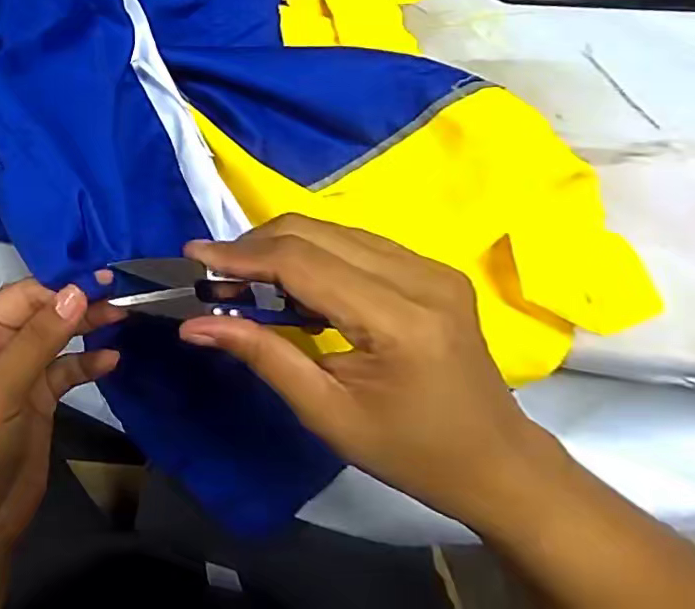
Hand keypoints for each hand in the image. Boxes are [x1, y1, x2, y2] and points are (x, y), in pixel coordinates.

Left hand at [0, 277, 123, 608]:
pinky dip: (88, 363)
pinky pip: (66, 370)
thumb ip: (40, 337)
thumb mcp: (4, 384)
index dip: (62, 285)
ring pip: (58, 338)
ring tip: (124, 317)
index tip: (103, 278)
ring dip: (87, 328)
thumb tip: (77, 290)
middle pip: (44, 312)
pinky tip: (113, 359)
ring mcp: (20, 371)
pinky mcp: (39, 398)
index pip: (25, 294)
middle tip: (122, 294)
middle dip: (79, 304)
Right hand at [177, 214, 553, 529]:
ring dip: (276, 245)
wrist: (502, 466)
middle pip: (310, 232)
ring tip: (243, 278)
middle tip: (214, 275)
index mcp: (399, 321)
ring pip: (326, 228)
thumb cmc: (412, 452)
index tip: (192, 257)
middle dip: (251, 247)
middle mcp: (419, 279)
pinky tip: (290, 281)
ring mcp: (429, 268)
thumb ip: (261, 356)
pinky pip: (348, 239)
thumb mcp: (326, 414)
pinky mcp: (429, 268)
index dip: (240, 255)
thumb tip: (192, 325)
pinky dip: (306, 251)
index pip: (301, 263)